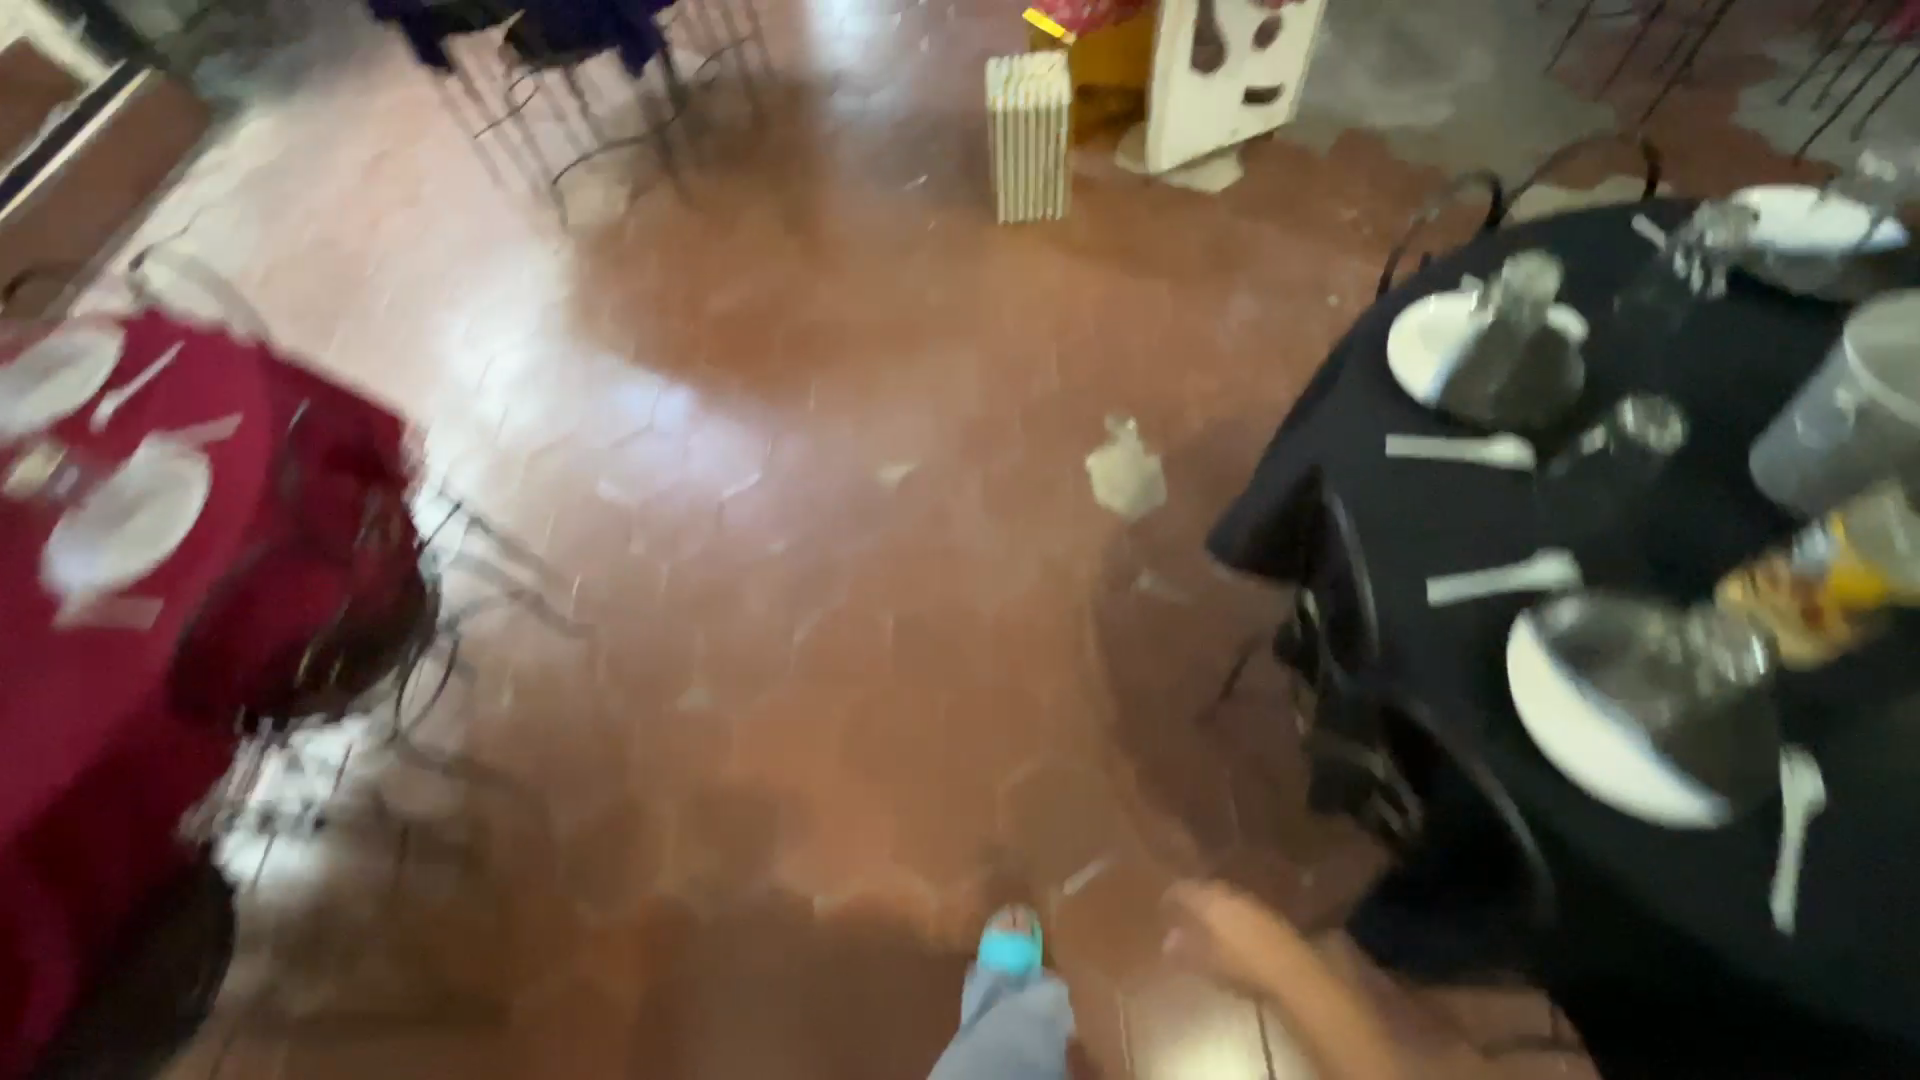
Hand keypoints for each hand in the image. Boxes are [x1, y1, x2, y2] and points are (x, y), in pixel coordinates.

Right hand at [1162, 880, 1309, 991]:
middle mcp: (1230, 895)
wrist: (1292, 973)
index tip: (1163, 905)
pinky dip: (1232, 918)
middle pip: (1206, 890)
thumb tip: (1166, 940)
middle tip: (1183, 912)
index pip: (1184, 889)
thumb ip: (1184, 949)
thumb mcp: (1207, 962)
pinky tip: (1232, 934)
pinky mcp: (1271, 918)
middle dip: (1194, 899)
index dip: (1172, 896)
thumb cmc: (1241, 966)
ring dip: (1214, 908)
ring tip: (1205, 923)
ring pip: (1225, 899)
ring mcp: (1253, 905)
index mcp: (1210, 900)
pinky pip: (1242, 910)